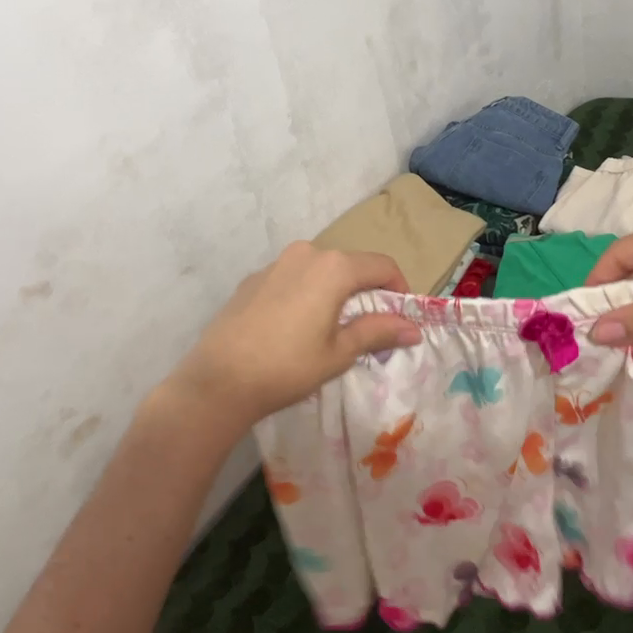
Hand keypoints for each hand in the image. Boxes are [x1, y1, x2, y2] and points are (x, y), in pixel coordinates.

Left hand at [162, 242, 421, 427]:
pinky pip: (292, 279)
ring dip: (335, 292)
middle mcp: (306, 253)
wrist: (219, 379)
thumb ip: (378, 332)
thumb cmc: (287, 367)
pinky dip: (306, 294)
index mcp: (334, 267)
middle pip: (351, 265)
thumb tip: (414, 328)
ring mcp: (276, 263)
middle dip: (367, 292)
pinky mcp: (253, 279)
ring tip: (332, 330)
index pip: (382, 266)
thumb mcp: (339, 353)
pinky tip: (295, 328)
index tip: (403, 318)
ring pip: (320, 270)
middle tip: (371, 328)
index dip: (400, 289)